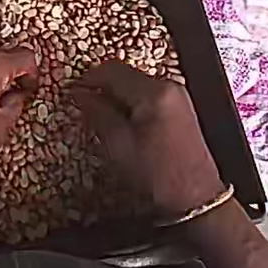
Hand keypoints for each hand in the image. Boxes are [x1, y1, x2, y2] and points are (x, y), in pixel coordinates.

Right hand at [71, 62, 226, 218]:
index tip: (71, 91)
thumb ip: (98, 113)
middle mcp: (168, 86)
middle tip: (82, 105)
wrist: (196, 197)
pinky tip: (120, 122)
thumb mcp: (119, 146)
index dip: (87, 78)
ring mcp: (176, 95)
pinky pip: (146, 95)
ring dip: (114, 96)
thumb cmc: (157, 175)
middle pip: (125, 74)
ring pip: (134, 84)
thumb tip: (80, 94)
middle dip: (101, 87)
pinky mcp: (179, 107)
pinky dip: (129, 103)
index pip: (112, 70)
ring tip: (98, 117)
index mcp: (153, 93)